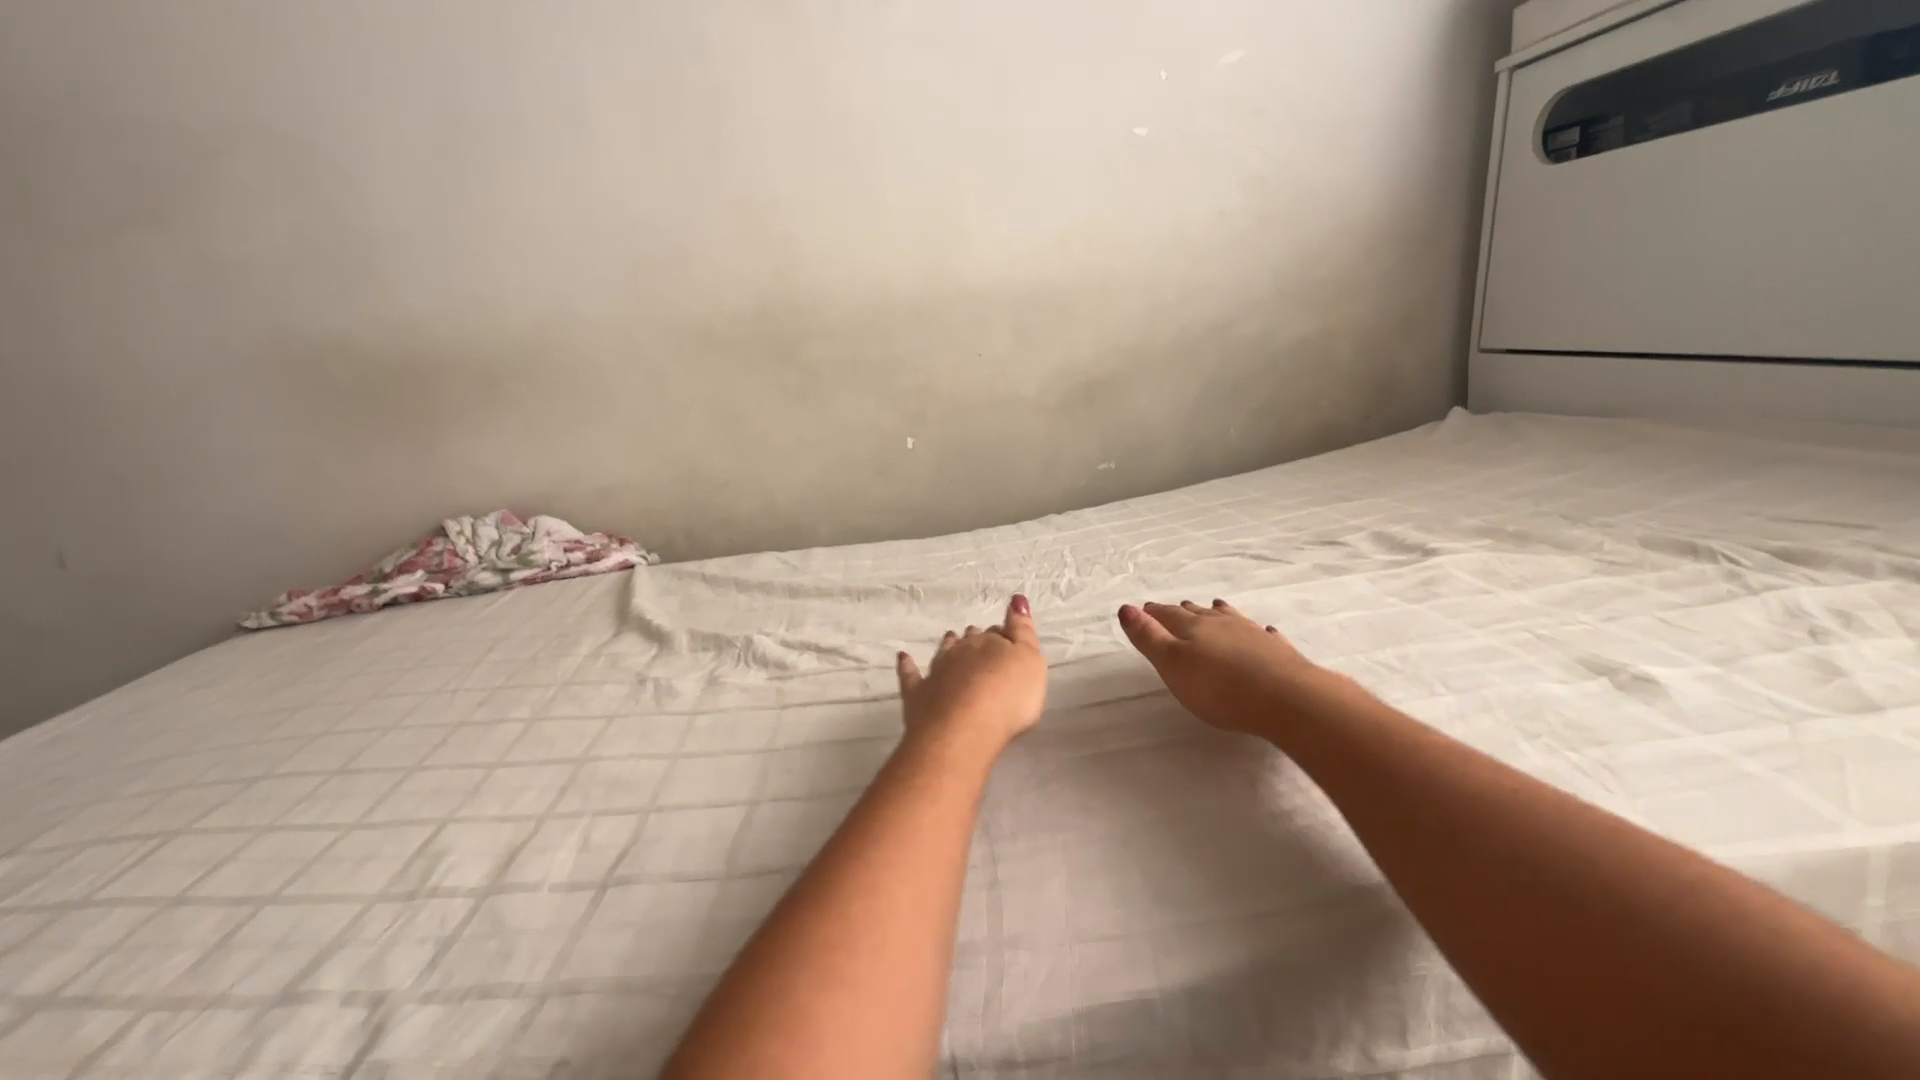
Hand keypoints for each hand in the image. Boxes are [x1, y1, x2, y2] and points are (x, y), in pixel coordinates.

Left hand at [896, 595, 1047, 751]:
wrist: (963, 729)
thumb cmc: (1007, 697)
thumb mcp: (1030, 662)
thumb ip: (1023, 631)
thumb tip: (1017, 600)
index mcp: (990, 645)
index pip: (998, 634)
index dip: (1003, 635)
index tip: (1005, 634)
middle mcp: (961, 653)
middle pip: (969, 642)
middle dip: (975, 639)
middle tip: (977, 635)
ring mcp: (936, 673)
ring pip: (943, 653)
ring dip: (948, 645)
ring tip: (950, 637)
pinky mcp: (917, 695)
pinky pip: (910, 676)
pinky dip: (907, 666)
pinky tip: (902, 657)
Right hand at [1118, 599, 1320, 735]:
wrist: (1287, 699)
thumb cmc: (1220, 687)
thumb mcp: (1172, 664)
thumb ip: (1149, 637)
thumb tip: (1126, 607)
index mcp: (1193, 628)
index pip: (1168, 615)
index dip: (1154, 613)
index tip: (1144, 608)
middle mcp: (1223, 624)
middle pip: (1199, 614)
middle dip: (1184, 611)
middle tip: (1176, 608)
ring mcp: (1253, 635)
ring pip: (1231, 619)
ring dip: (1219, 614)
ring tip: (1214, 607)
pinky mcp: (1278, 651)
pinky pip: (1263, 635)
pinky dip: (1256, 632)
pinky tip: (1263, 631)